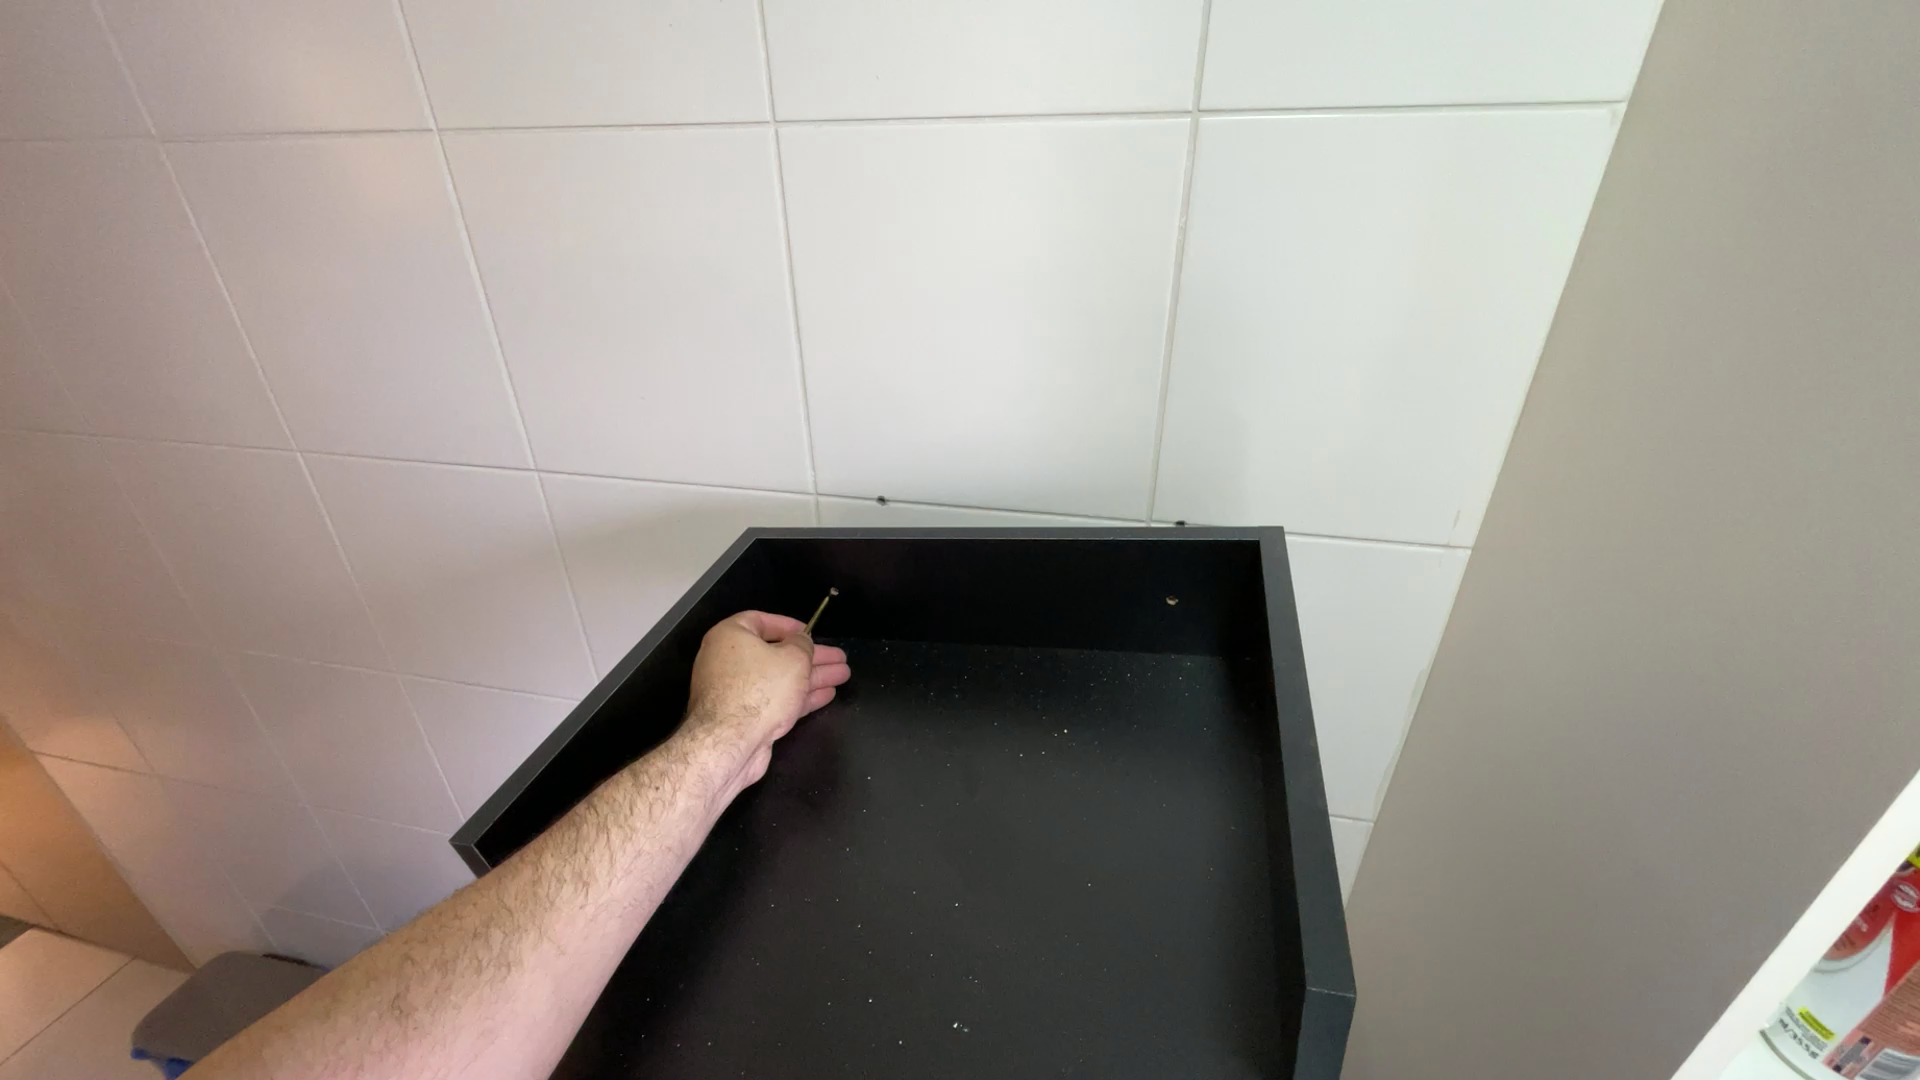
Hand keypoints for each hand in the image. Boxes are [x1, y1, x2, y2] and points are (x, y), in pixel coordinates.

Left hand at [680, 611, 850, 792]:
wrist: (729, 744)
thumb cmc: (760, 689)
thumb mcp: (793, 658)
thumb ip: (803, 645)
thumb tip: (802, 641)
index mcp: (730, 637)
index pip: (760, 621)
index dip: (789, 625)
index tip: (812, 632)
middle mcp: (727, 661)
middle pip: (776, 653)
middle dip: (812, 657)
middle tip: (839, 657)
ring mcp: (735, 692)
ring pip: (779, 679)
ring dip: (812, 677)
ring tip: (842, 675)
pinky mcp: (743, 718)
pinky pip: (774, 700)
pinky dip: (799, 697)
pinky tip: (825, 695)